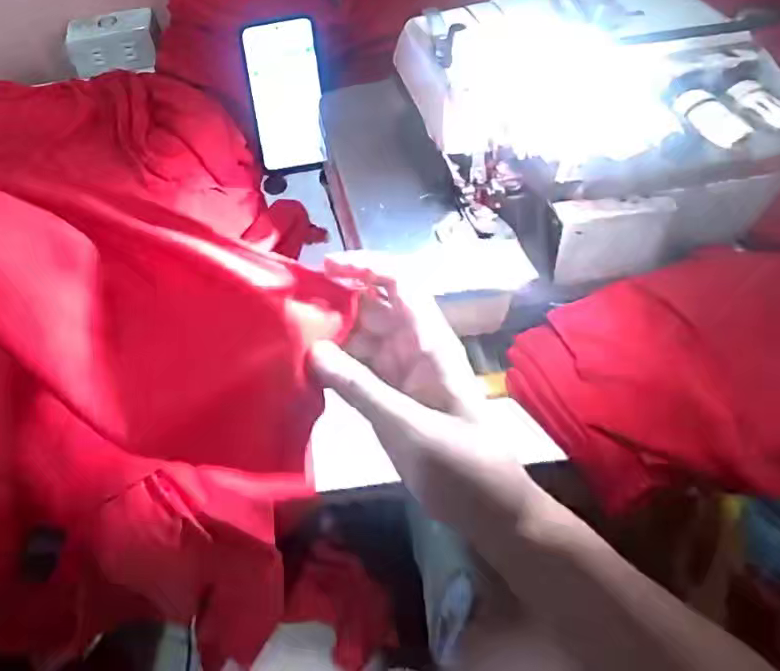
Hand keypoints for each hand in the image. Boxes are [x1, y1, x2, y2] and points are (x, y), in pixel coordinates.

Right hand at [310, 254, 544, 538]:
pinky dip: (331, 366)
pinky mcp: (387, 396)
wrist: (490, 514)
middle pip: (371, 307)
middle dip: (334, 301)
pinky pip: (354, 368)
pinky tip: (303, 368)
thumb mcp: (410, 427)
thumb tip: (313, 349)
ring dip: (328, 335)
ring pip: (359, 337)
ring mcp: (398, 371)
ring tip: (288, 336)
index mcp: (428, 341)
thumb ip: (361, 388)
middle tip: (290, 307)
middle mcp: (412, 346)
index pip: (398, 283)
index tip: (326, 266)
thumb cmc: (461, 465)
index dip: (364, 266)